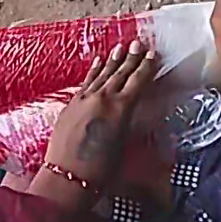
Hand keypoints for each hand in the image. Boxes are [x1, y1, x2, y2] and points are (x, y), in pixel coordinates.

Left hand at [29, 42, 159, 211]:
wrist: (67, 178)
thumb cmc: (102, 171)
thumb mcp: (124, 147)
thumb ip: (129, 126)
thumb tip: (134, 116)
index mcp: (121, 109)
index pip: (137, 82)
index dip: (146, 68)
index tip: (153, 55)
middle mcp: (103, 99)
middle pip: (120, 74)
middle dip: (131, 58)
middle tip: (138, 43)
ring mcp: (84, 99)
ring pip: (102, 75)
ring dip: (112, 61)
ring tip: (120, 48)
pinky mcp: (71, 104)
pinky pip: (86, 82)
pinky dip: (93, 71)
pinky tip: (97, 62)